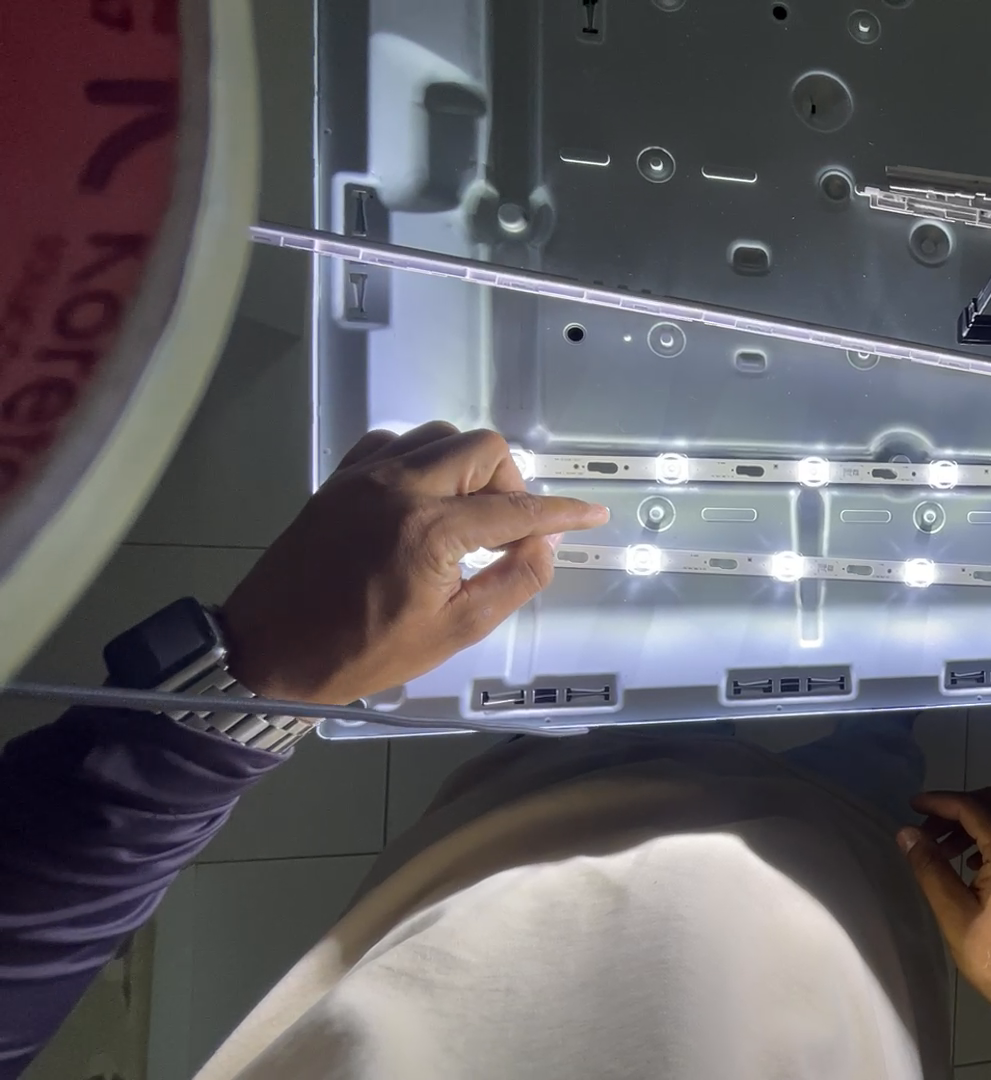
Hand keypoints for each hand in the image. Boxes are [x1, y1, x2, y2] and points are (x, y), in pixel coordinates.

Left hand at [220, 423, 608, 703]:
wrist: (267, 654)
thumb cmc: (368, 650)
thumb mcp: (460, 627)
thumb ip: (517, 579)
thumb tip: (545, 543)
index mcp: (431, 531)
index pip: (519, 509)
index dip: (565, 513)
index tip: (594, 515)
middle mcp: (398, 488)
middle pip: (484, 449)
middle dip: (512, 483)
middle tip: (509, 526)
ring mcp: (364, 478)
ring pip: (443, 436)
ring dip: (470, 467)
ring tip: (469, 510)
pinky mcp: (339, 480)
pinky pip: (397, 442)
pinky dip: (425, 459)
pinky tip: (428, 494)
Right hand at [897, 788, 990, 1005]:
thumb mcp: (955, 913)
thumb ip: (931, 868)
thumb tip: (907, 833)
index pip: (971, 807)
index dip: (939, 802)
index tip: (912, 806)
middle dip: (956, 809)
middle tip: (928, 829)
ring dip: (972, 824)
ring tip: (943, 851)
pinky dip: (988, 838)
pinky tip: (970, 866)